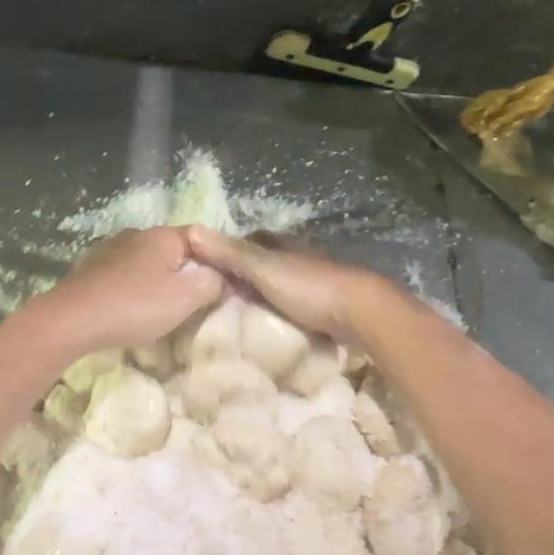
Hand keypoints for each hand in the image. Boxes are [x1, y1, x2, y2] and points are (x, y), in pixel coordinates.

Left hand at [34, 227, 225, 352]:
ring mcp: (110, 248)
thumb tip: (220, 276)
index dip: (215, 260)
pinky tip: (130, 308)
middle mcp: (137, 233)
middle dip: (184, 271)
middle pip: (172, 250)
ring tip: (161, 308)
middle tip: (193, 301)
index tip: (222, 285)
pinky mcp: (91, 267)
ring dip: (156, 280)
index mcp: (163, 236)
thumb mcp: (185, 298)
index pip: (201, 238)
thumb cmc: (135, 306)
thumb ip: (211, 283)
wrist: (72, 319)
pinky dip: (132, 287)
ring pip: (146, 262)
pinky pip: (123, 274)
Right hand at [183, 226, 393, 342]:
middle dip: (246, 272)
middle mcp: (298, 257)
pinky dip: (282, 309)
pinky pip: (296, 303)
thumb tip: (191, 231)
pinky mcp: (327, 304)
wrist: (362, 312)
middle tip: (220, 293)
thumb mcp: (264, 269)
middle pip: (266, 261)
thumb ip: (230, 254)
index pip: (249, 240)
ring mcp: (315, 280)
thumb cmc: (310, 287)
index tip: (207, 266)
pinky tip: (272, 323)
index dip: (228, 250)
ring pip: (282, 282)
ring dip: (265, 292)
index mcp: (282, 245)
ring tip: (241, 312)